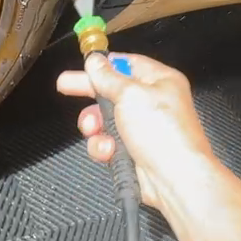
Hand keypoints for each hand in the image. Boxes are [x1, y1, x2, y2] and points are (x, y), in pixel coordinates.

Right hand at [57, 52, 219, 208]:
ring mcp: (143, 128)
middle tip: (65, 86)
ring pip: (105, 119)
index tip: (83, 65)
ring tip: (92, 129)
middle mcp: (153, 102)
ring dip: (95, 125)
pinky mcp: (134, 151)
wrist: (175, 180)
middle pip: (112, 91)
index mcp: (160, 81)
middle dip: (89, 92)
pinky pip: (108, 143)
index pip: (127, 64)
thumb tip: (95, 60)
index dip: (104, 65)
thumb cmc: (163, 133)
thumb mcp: (129, 95)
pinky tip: (107, 151)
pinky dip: (103, 147)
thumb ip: (107, 77)